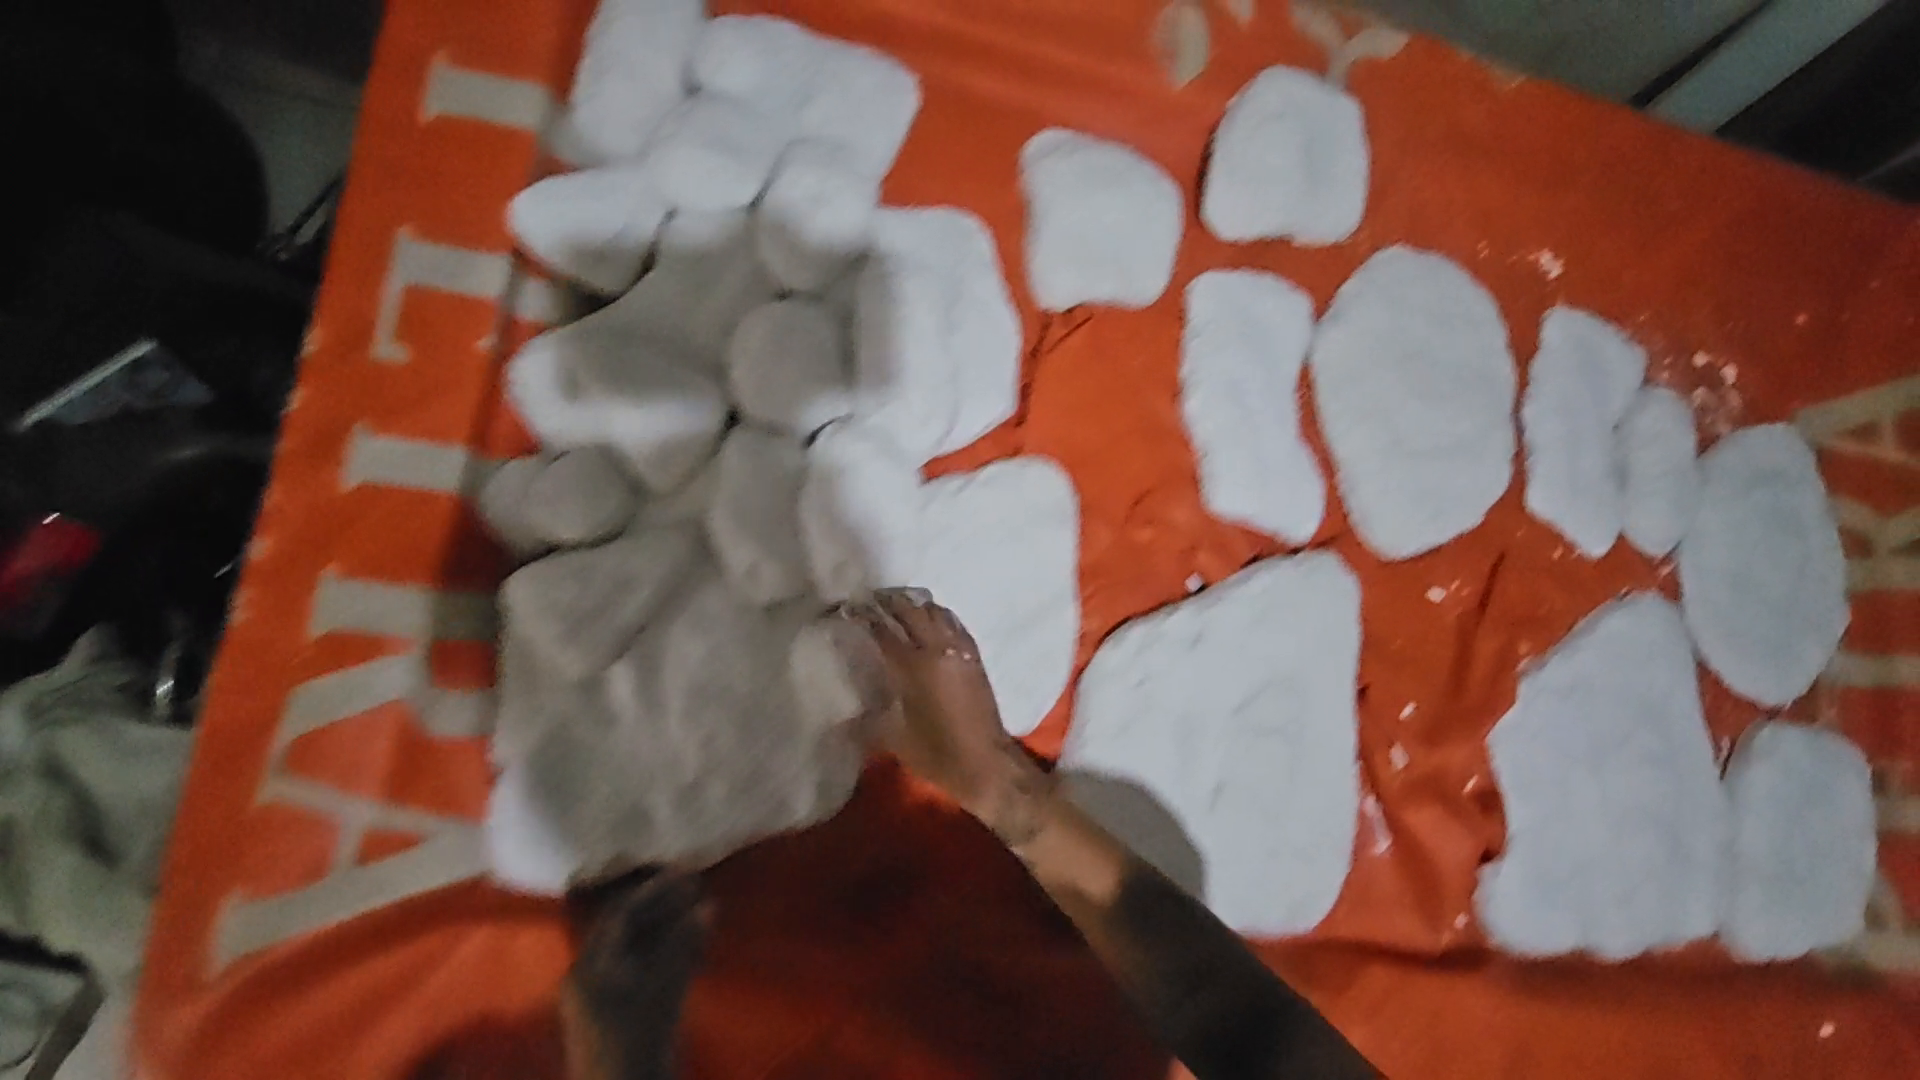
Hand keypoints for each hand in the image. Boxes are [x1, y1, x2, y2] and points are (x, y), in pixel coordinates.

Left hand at [562, 867, 705, 1079]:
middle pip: (624, 928)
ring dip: (665, 928)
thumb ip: (683, 945)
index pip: (620, 914)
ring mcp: (597, 998)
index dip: (654, 891)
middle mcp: (587, 977)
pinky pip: (638, 969)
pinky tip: (692, 948)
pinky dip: (664, 953)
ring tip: (699, 913)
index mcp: (589, 968)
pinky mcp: (613, 1015)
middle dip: (660, 907)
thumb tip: (705, 906)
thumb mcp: (664, 991)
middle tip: (695, 887)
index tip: (686, 875)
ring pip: (634, 949)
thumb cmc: (638, 1045)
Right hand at [844, 589, 1052, 842]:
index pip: (884, 631)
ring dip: (917, 604)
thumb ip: (866, 722)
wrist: (985, 763)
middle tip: (873, 599)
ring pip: (937, 612)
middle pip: (912, 612)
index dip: (866, 616)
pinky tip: (933, 619)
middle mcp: (936, 650)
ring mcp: (959, 651)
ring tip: (901, 604)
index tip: (851, 607)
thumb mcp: (893, 739)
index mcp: (912, 667)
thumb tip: (840, 719)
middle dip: (891, 602)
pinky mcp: (975, 657)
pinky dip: (941, 615)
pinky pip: (955, 624)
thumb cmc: (937, 753)